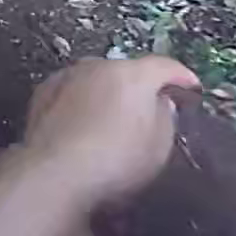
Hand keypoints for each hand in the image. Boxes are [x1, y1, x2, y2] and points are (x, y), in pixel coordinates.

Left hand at [20, 56, 198, 209]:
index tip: (191, 86)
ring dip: (108, 92)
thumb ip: (165, 116)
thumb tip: (158, 100)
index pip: (163, 66)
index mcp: (132, 74)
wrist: (56, 170)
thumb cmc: (116, 160)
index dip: (181, 75)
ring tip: (112, 120)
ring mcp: (68, 75)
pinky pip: (74, 90)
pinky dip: (82, 101)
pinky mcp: (45, 90)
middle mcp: (98, 65)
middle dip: (140, 86)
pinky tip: (82, 124)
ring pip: (97, 78)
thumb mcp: (158, 146)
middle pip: (127, 71)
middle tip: (149, 110)